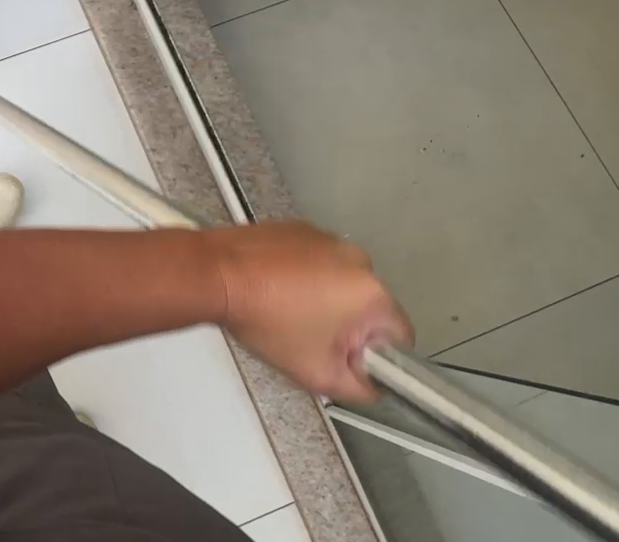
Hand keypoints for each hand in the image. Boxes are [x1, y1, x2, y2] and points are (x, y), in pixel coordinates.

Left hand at [208, 222, 411, 403]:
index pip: (401, 337)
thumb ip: (361, 390)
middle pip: (370, 308)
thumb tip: (374, 386)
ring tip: (286, 311)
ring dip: (324, 300)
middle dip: (347, 328)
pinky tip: (276, 289)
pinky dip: (303, 277)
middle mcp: (356, 258)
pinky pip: (316, 262)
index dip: (375, 356)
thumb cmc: (262, 316)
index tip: (347, 359)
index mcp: (372, 293)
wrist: (217, 274)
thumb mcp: (319, 375)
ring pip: (342, 284)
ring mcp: (327, 239)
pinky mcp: (300, 230)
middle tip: (311, 338)